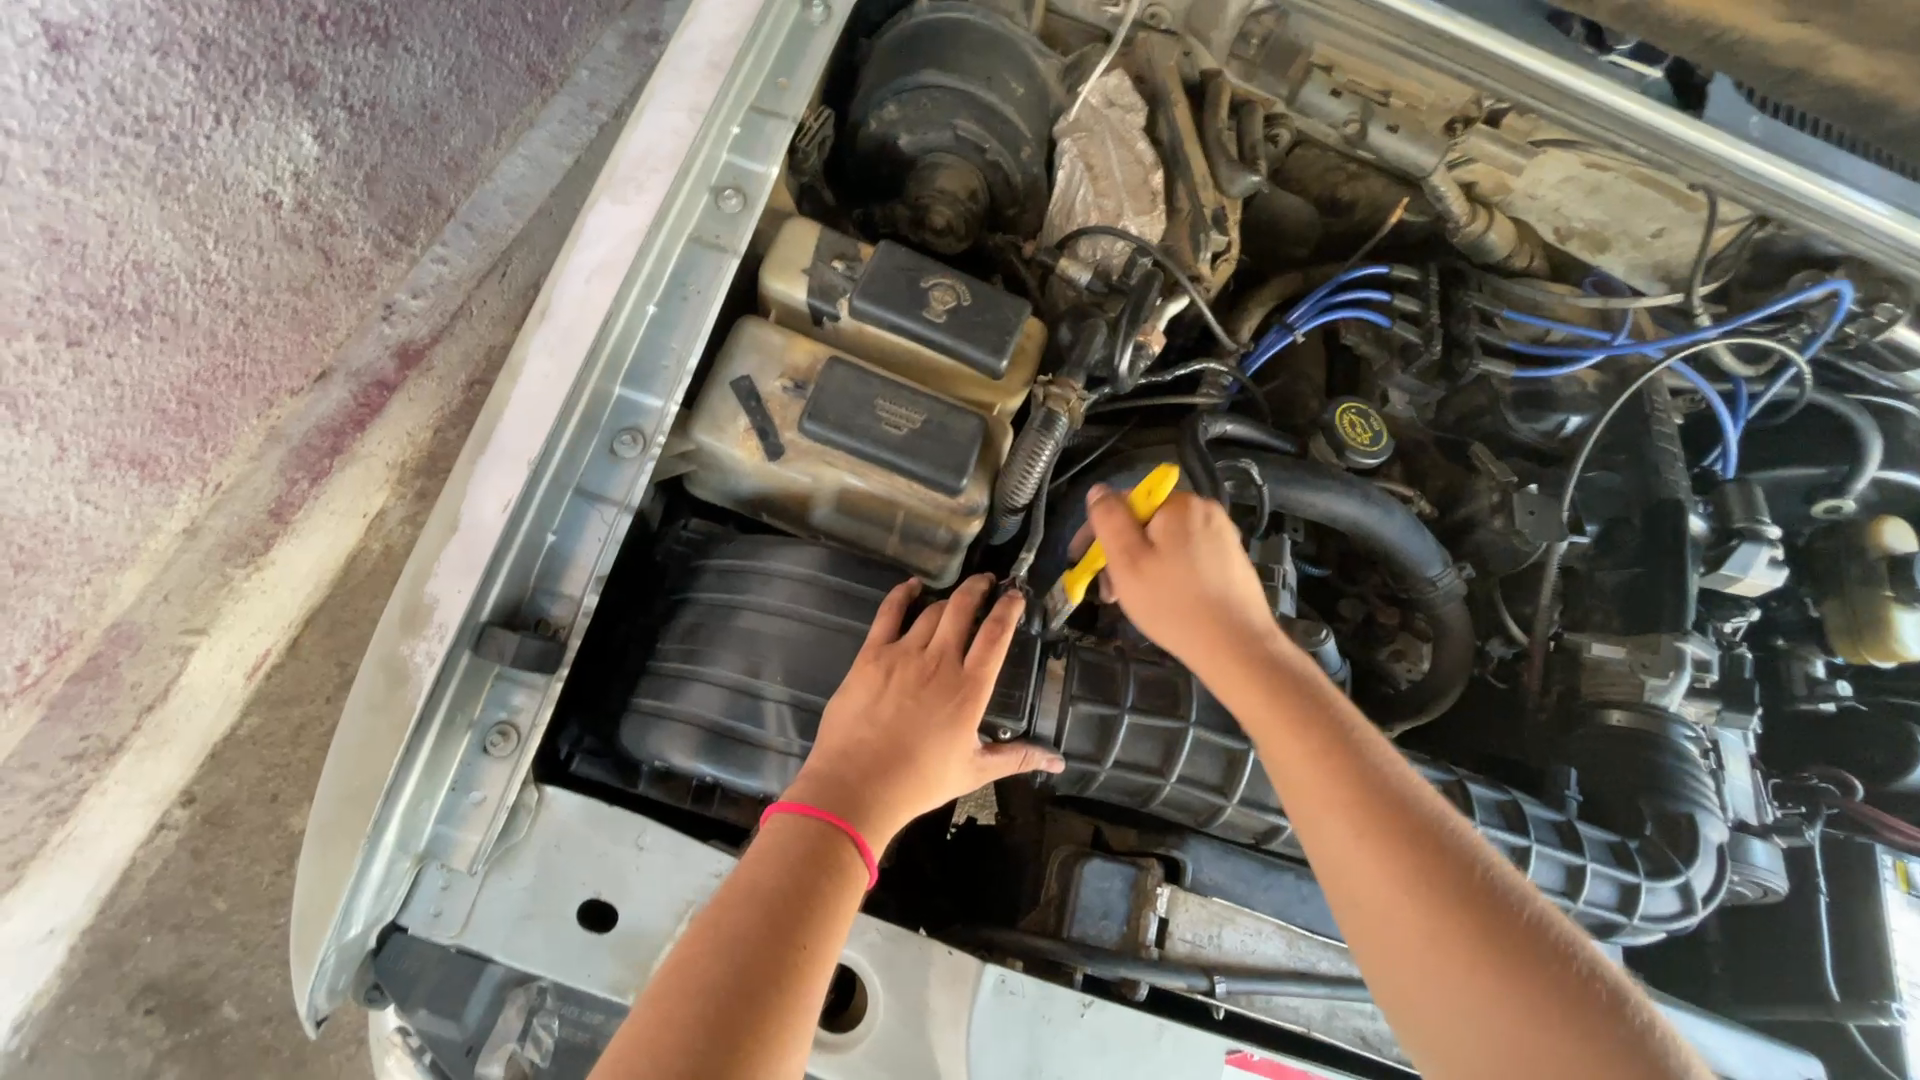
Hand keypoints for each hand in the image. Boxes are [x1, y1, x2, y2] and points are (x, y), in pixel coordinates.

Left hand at [785, 574, 1063, 845]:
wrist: (857, 785)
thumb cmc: (919, 782)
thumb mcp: (974, 771)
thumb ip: (1016, 758)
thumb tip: (1057, 763)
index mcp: (970, 688)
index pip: (996, 634)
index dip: (1008, 608)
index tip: (1015, 595)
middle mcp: (940, 662)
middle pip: (963, 609)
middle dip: (978, 588)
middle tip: (987, 581)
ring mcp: (904, 654)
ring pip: (931, 611)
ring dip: (947, 599)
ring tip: (955, 596)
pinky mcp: (872, 655)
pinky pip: (889, 613)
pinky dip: (902, 594)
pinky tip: (911, 586)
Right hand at [1083, 485, 1295, 677]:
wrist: (1237, 646)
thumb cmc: (1173, 603)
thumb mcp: (1127, 560)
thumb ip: (1109, 519)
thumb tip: (1099, 490)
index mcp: (1179, 504)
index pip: (1125, 502)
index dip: (1098, 531)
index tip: (1082, 563)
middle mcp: (1205, 510)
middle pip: (1146, 524)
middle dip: (1121, 553)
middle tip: (1110, 591)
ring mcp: (1223, 536)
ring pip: (1166, 543)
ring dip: (1143, 565)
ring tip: (1134, 600)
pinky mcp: (1232, 561)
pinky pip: (1187, 557)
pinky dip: (1168, 573)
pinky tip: (1164, 601)